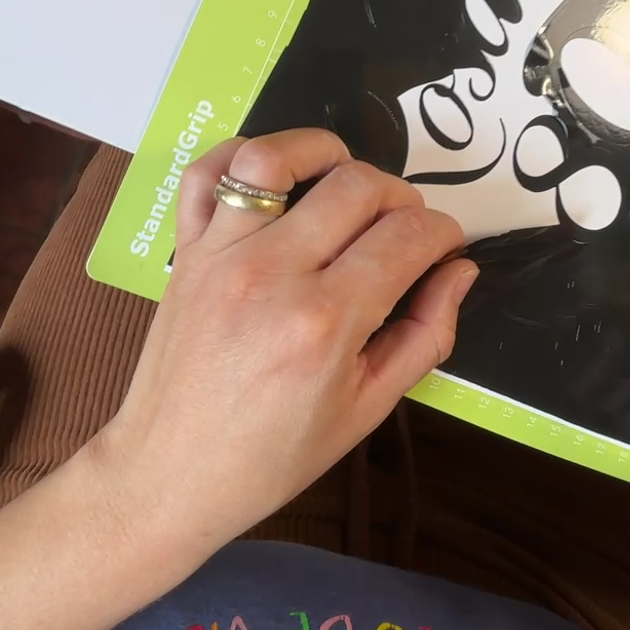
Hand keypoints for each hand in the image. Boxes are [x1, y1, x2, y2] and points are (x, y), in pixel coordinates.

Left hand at [92, 129, 476, 540]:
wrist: (170, 475)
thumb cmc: (274, 456)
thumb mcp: (368, 408)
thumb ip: (426, 333)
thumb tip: (459, 270)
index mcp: (325, 322)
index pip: (407, 237)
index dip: (443, 232)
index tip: (445, 246)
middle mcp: (272, 273)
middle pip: (358, 186)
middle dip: (403, 197)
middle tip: (406, 229)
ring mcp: (221, 254)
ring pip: (278, 158)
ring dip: (327, 154)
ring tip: (346, 183)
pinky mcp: (185, 250)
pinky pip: (205, 173)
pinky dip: (242, 156)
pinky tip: (277, 178)